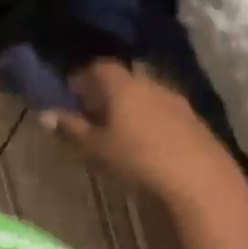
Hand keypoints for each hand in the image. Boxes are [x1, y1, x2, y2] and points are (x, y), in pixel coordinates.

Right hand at [40, 60, 247, 212]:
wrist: (203, 182)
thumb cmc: (138, 158)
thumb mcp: (95, 146)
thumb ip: (70, 127)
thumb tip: (45, 114)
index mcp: (124, 87)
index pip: (100, 66)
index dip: (82, 76)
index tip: (70, 94)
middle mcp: (152, 86)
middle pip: (125, 78)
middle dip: (105, 91)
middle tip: (92, 112)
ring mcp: (178, 102)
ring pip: (146, 93)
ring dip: (129, 104)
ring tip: (117, 128)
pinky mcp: (195, 121)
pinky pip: (164, 109)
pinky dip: (149, 117)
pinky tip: (145, 141)